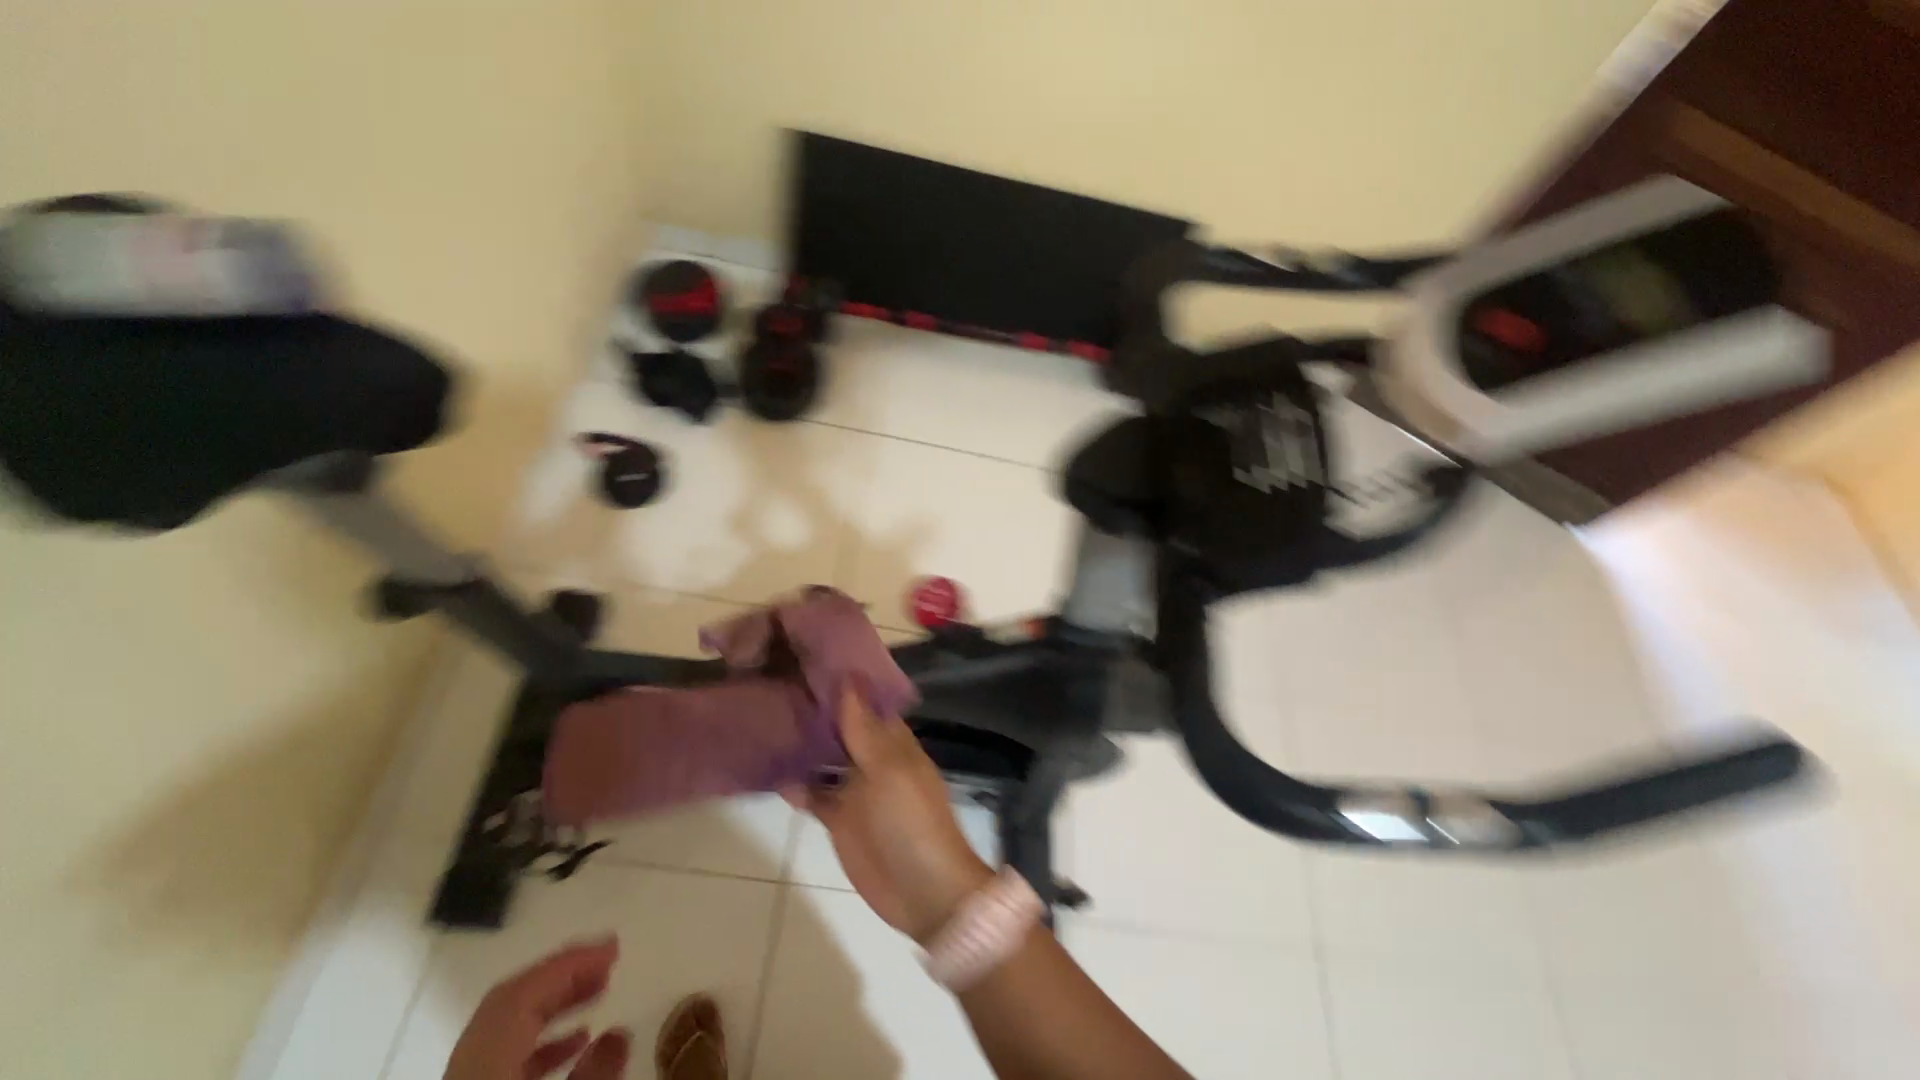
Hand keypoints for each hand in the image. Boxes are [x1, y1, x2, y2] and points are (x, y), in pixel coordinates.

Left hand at [444, 937, 630, 1079]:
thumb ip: (594, 1074)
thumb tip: (620, 1032)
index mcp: (483, 1062)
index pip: (522, 994)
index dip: (568, 962)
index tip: (613, 943)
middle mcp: (466, 1062)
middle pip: (511, 1002)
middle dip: (562, 975)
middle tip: (609, 959)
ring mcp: (466, 1075)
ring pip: (506, 1026)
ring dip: (554, 1003)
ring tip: (600, 990)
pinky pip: (502, 1055)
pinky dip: (541, 1038)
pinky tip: (578, 1040)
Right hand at [785, 690, 994, 943]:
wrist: (924, 892)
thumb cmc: (912, 822)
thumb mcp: (889, 769)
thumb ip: (863, 727)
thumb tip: (848, 677)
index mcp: (894, 742)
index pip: (865, 703)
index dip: (841, 683)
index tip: (805, 657)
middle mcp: (873, 759)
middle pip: (841, 729)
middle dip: (813, 711)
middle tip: (770, 684)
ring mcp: (855, 791)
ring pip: (823, 759)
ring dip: (801, 745)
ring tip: (762, 718)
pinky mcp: (839, 820)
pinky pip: (813, 794)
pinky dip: (794, 784)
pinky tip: (768, 770)